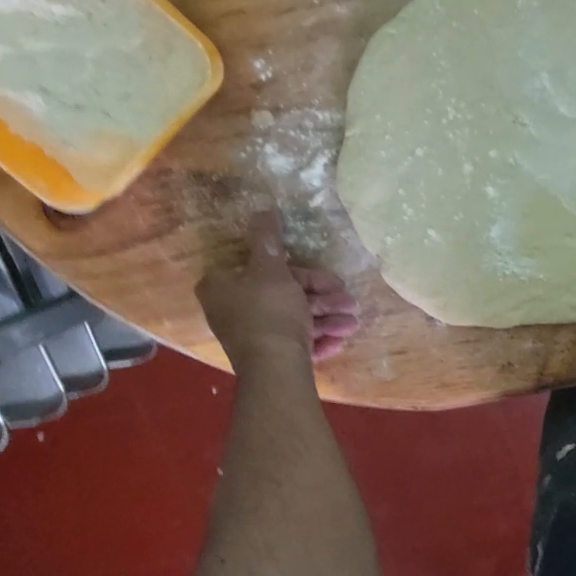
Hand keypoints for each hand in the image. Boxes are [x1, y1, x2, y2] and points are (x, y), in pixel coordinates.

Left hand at [196, 212, 360, 370]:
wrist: (276, 369)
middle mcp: (233, 310)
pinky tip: (339, 340)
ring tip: (353, 323)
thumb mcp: (272, 270)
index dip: (302, 273)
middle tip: (349, 301)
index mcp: (222, 286)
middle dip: (323, 299)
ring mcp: (252, 337)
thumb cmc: (270, 313)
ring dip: (328, 319)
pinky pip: (296, 342)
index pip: (264, 269)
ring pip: (296, 320)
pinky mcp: (270, 358)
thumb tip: (264, 207)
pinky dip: (318, 338)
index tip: (330, 278)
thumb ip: (268, 239)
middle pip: (285, 296)